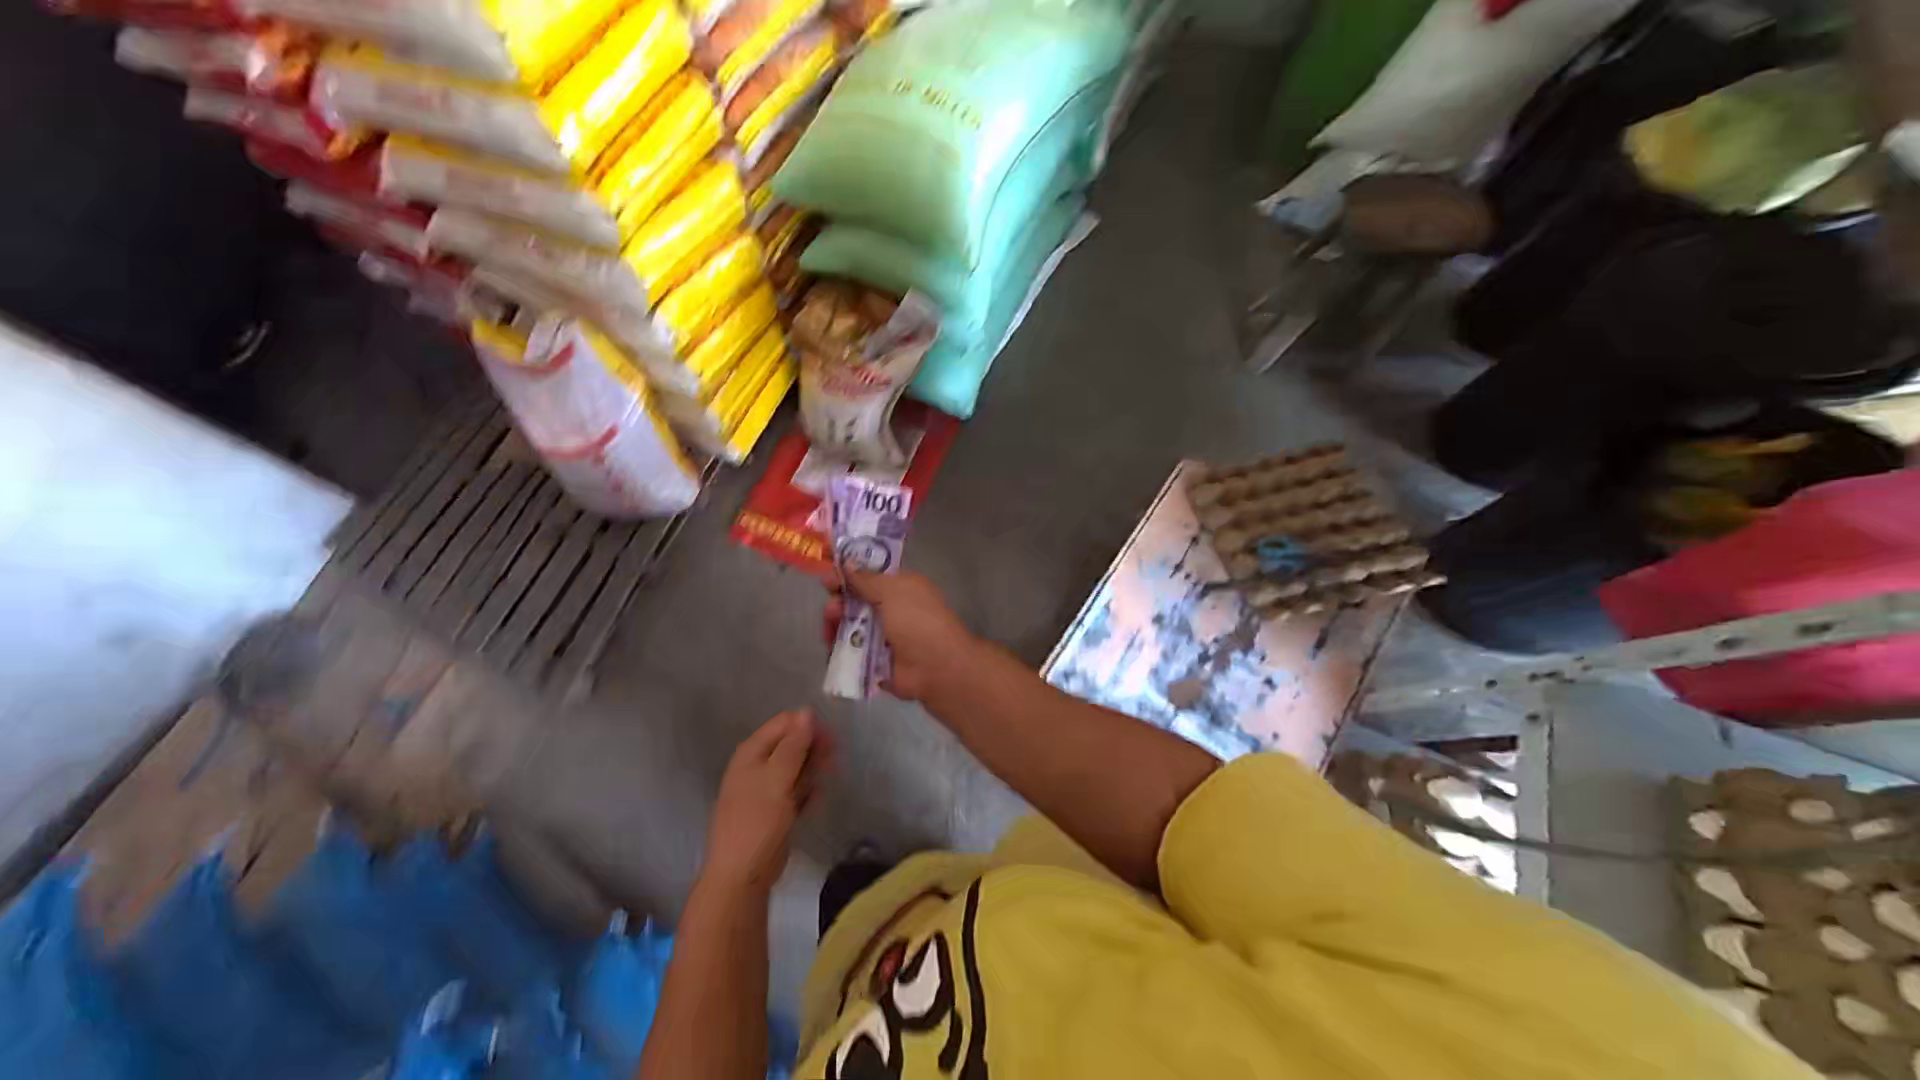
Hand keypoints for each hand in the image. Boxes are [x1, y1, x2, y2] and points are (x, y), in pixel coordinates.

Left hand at [705, 709, 829, 891]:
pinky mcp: (776, 808)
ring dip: (813, 770)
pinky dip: (807, 791)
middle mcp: (758, 764)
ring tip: (822, 784)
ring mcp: (766, 787)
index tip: (831, 742)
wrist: (742, 873)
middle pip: (792, 743)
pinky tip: (814, 800)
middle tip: (832, 764)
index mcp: (752, 752)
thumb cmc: (757, 820)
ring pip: (796, 766)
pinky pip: (796, 789)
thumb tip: (807, 711)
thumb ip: (794, 744)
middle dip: (814, 749)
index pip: (785, 723)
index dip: (809, 727)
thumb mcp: (777, 778)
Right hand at [827, 571, 981, 701]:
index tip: (827, 578)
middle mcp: (891, 610)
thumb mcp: (892, 591)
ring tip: (830, 631)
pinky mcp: (874, 660)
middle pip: (855, 602)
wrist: (936, 668)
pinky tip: (831, 649)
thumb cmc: (918, 621)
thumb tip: (846, 563)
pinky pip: (850, 652)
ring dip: (836, 625)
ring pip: (849, 626)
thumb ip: (866, 578)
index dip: (848, 575)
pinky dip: (838, 649)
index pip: (869, 576)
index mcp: (901, 587)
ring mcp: (882, 636)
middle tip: (832, 609)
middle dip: (839, 602)